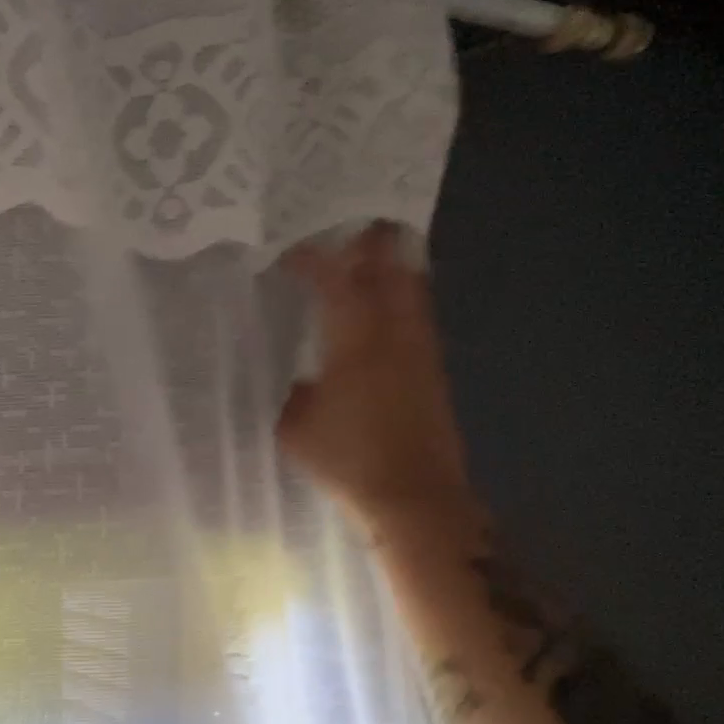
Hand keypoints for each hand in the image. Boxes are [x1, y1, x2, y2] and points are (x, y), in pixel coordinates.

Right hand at [277, 222, 474, 526]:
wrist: (413, 496)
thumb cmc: (346, 460)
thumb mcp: (295, 427)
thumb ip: (296, 393)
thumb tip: (302, 379)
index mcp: (354, 346)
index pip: (336, 287)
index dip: (315, 263)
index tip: (290, 253)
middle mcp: (394, 339)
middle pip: (390, 275)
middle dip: (373, 248)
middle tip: (353, 228)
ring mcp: (420, 354)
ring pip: (412, 293)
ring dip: (394, 268)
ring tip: (376, 253)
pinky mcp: (432, 373)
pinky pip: (417, 318)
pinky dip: (403, 298)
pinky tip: (390, 304)